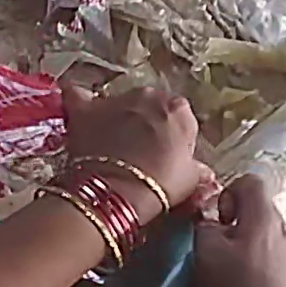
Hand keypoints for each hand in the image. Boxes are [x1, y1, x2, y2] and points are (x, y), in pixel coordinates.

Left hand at [63, 85, 204, 223]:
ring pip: (119, 102)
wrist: (119, 190)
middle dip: (146, 124)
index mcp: (179, 109)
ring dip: (117, 117)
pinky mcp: (86, 109)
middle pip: (150, 106)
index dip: (173, 138)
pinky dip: (80, 102)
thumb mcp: (191, 180)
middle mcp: (149, 96)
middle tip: (140, 152)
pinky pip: (78, 96)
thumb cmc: (162, 184)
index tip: (168, 157)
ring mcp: (116, 99)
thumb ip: (198, 169)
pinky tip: (80, 112)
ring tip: (110, 144)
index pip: (180, 118)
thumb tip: (206, 173)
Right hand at [194, 175, 285, 286]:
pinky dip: (250, 265)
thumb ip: (203, 228)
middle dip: (230, 224)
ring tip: (225, 272)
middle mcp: (282, 226)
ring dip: (238, 247)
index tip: (216, 219)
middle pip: (253, 209)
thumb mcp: (207, 254)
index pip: (248, 181)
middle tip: (215, 248)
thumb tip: (209, 223)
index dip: (226, 193)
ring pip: (257, 234)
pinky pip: (265, 256)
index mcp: (264, 213)